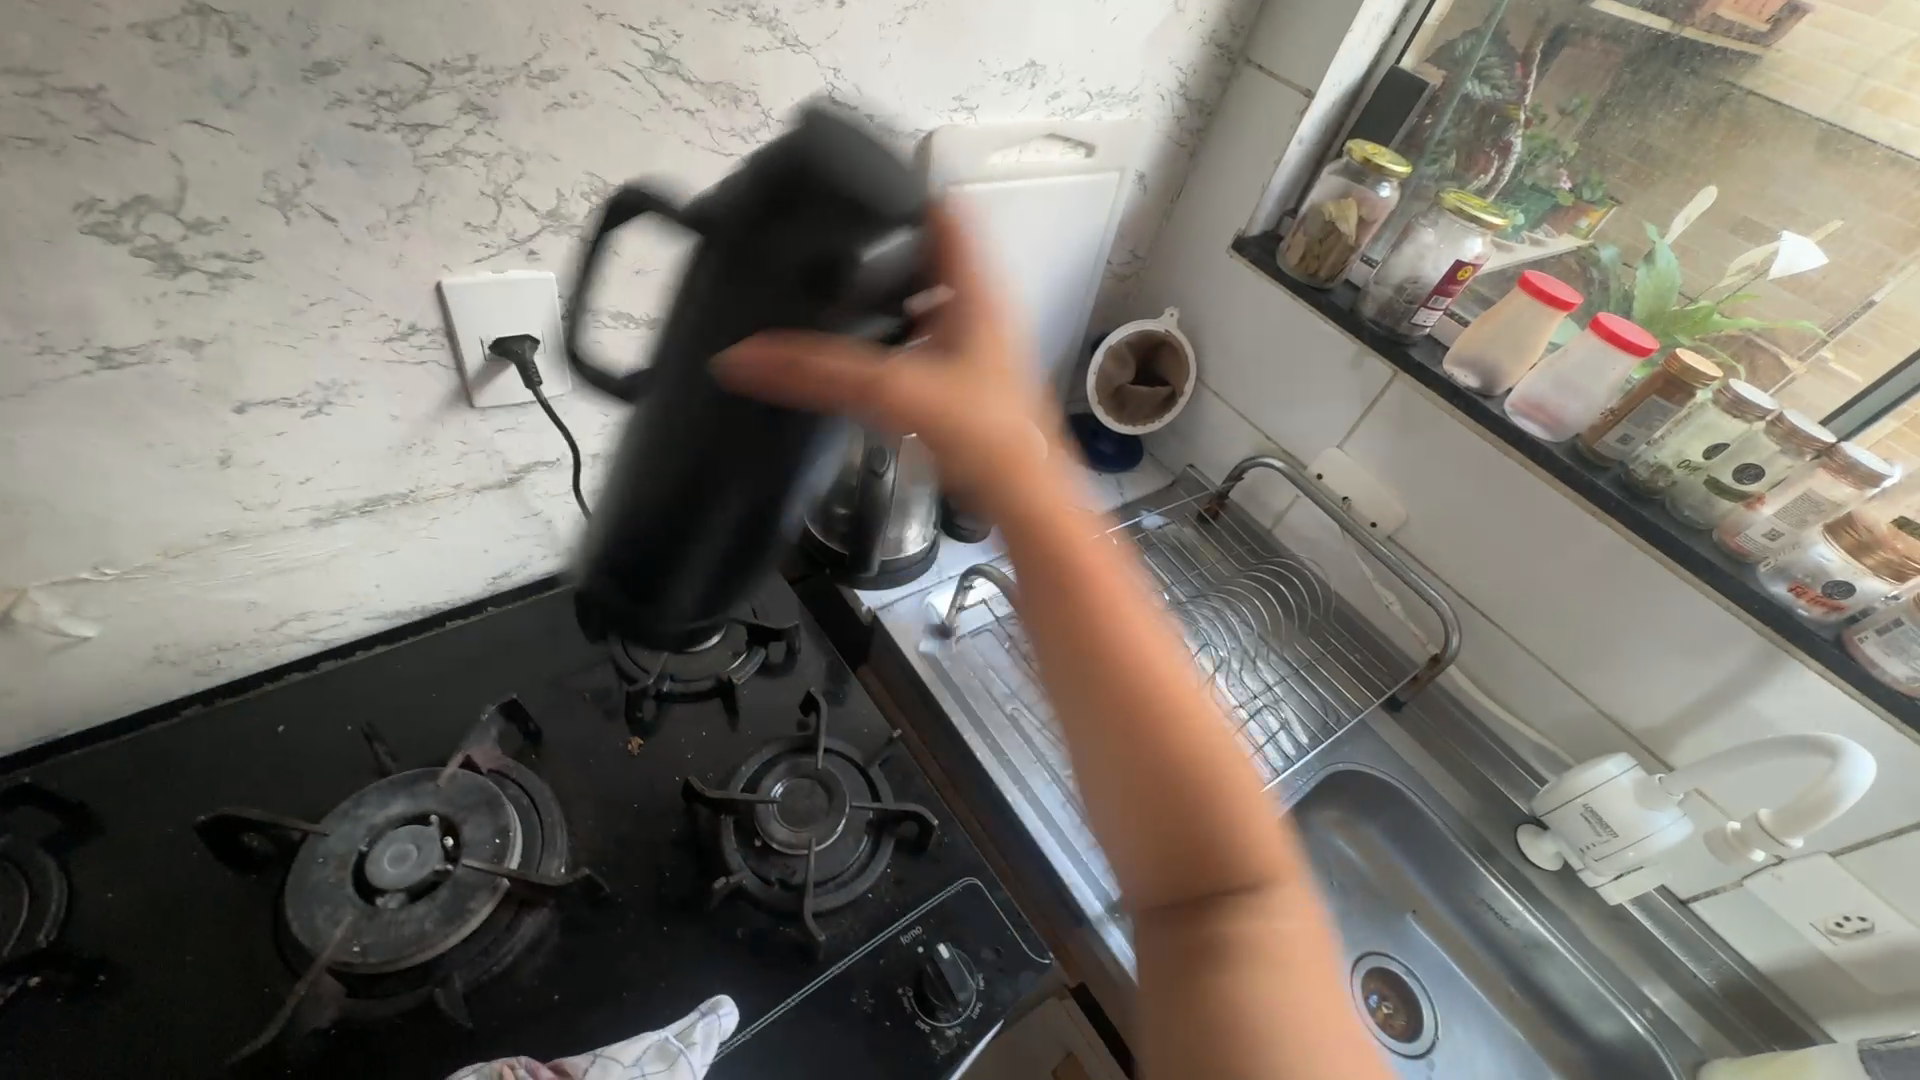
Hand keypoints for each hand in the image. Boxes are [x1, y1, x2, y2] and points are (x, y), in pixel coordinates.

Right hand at [712, 202, 1057, 513]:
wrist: (1022, 496)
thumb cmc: (990, 438)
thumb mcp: (894, 392)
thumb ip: (818, 373)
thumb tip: (746, 358)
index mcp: (978, 288)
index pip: (944, 207)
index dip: (901, 184)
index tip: (855, 179)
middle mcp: (980, 309)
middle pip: (929, 252)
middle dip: (882, 244)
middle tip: (832, 238)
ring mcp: (973, 345)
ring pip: (924, 299)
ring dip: (886, 294)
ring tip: (835, 288)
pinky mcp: (963, 380)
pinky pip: (921, 341)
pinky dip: (890, 339)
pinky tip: (861, 354)